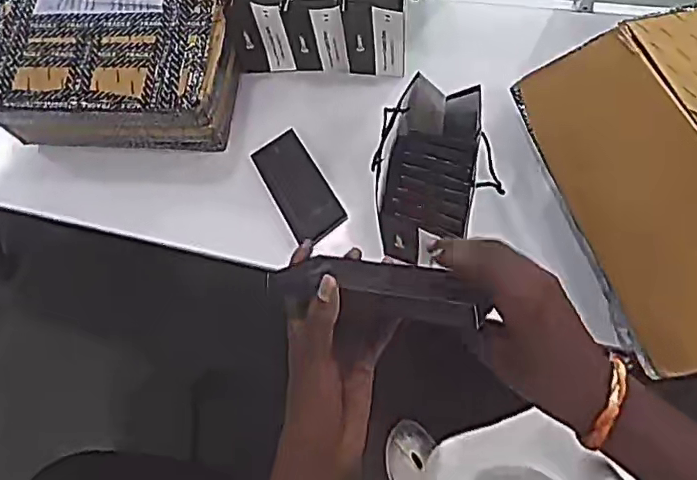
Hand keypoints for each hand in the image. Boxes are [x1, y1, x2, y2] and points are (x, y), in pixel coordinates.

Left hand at [271, 244, 395, 479]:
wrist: (323, 452)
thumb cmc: (305, 409)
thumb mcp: (312, 356)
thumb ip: (321, 318)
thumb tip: (327, 283)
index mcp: (302, 329)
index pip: (300, 288)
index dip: (304, 266)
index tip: (312, 245)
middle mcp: (322, 335)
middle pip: (333, 297)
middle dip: (344, 276)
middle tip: (358, 257)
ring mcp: (343, 349)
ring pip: (357, 314)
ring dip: (368, 296)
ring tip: (381, 273)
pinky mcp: (362, 365)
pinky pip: (376, 336)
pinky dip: (386, 322)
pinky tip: (396, 309)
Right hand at [434, 237, 609, 430]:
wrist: (594, 391)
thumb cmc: (553, 381)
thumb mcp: (497, 357)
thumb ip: (472, 324)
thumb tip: (455, 307)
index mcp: (519, 293)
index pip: (477, 257)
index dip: (450, 253)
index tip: (432, 254)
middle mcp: (533, 278)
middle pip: (488, 246)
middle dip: (459, 247)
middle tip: (437, 253)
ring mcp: (542, 277)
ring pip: (500, 248)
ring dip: (475, 250)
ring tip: (454, 259)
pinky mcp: (547, 281)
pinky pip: (512, 256)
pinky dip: (490, 256)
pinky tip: (480, 269)